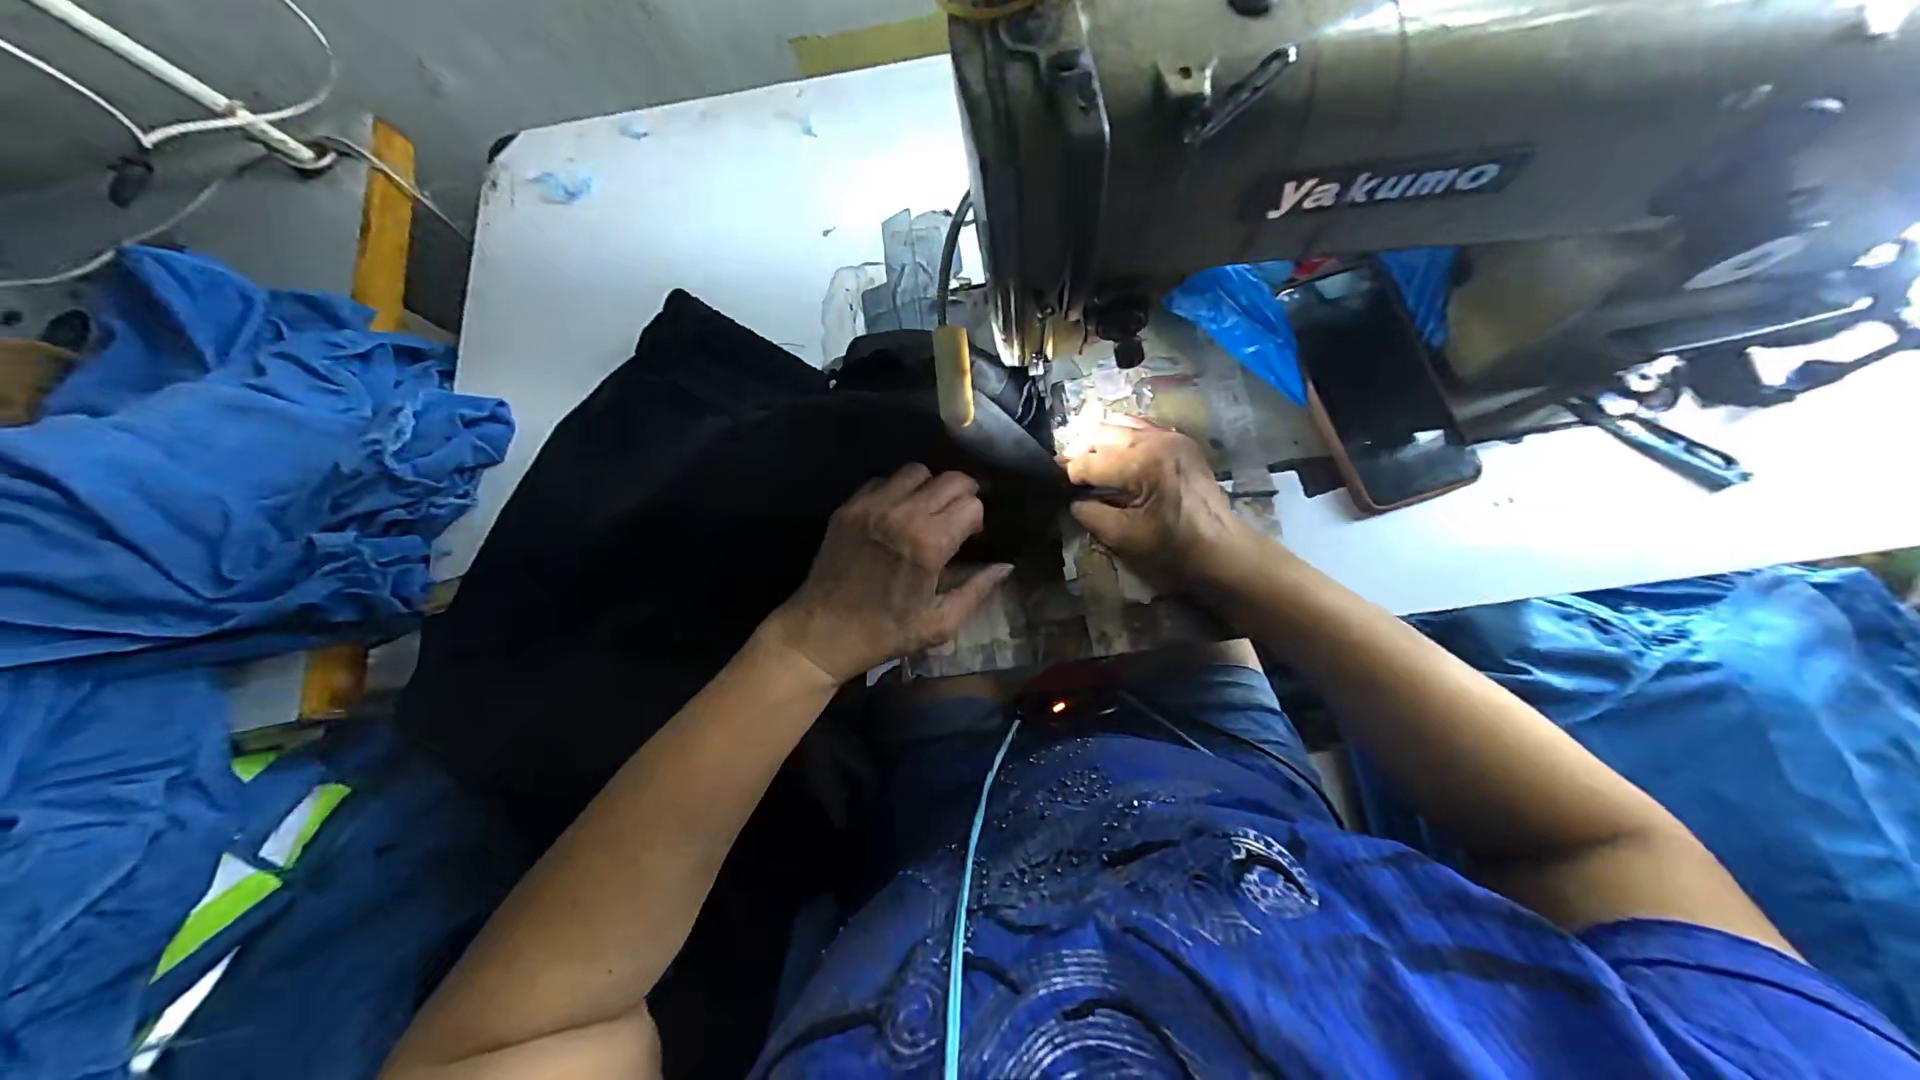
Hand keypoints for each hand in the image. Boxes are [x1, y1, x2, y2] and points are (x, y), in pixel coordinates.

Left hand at [765, 464, 1013, 684]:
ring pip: (916, 471)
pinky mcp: (849, 507)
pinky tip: (896, 514)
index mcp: (928, 544)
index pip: (971, 504)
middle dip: (962, 495)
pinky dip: (896, 490)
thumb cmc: (885, 633)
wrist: (822, 633)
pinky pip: (883, 480)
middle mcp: (902, 515)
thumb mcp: (940, 623)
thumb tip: (1005, 566)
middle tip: (956, 518)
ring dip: (929, 487)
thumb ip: (977, 590)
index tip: (970, 537)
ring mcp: (871, 507)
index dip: (977, 520)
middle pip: (950, 479)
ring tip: (926, 512)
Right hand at [1064, 416, 1260, 589]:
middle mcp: (1157, 440)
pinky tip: (1114, 455)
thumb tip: (1073, 500)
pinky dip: (1121, 436)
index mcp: (1144, 464)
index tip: (1054, 486)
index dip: (1067, 475)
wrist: (1223, 551)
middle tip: (1067, 476)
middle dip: (1080, 453)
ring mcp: (1172, 436)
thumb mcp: (1123, 538)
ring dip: (1099, 442)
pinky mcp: (1180, 440)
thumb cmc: (1174, 550)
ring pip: (1119, 424)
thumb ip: (1090, 514)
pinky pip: (1141, 426)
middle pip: (1100, 433)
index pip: (1089, 461)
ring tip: (1088, 464)